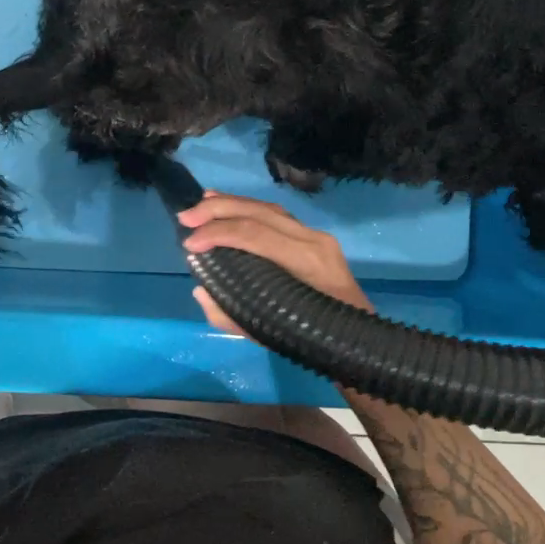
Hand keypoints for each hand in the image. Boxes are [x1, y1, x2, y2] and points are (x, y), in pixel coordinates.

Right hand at [178, 191, 372, 334]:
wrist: (359, 340)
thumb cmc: (312, 339)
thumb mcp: (266, 334)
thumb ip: (228, 314)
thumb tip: (200, 290)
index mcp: (304, 262)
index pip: (254, 234)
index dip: (217, 234)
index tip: (190, 244)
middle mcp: (312, 241)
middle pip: (259, 213)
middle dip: (218, 210)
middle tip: (186, 217)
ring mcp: (316, 236)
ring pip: (268, 208)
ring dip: (231, 203)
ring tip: (201, 204)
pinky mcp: (314, 236)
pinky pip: (276, 215)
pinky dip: (248, 209)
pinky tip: (228, 207)